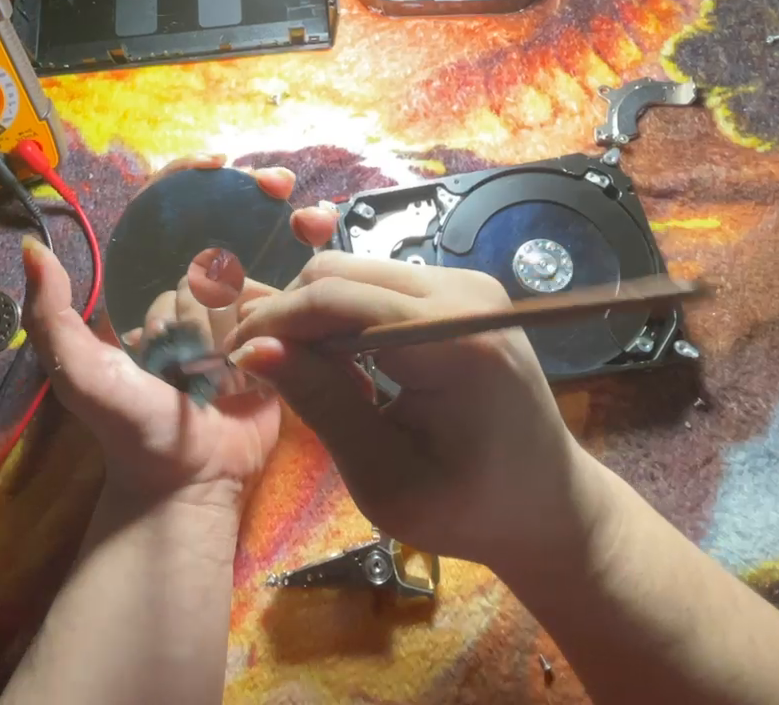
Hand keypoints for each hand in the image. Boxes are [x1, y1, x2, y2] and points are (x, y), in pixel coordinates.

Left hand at [22, 156, 336, 504]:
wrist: (188, 481)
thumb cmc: (128, 427)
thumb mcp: (77, 371)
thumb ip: (51, 316)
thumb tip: (31, 247)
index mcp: (148, 289)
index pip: (164, 220)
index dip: (187, 181)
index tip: (218, 163)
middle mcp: (195, 294)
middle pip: (222, 232)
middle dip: (248, 202)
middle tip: (277, 186)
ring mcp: (239, 314)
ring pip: (259, 262)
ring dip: (278, 237)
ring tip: (301, 226)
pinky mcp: (276, 339)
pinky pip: (289, 297)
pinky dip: (303, 273)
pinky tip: (318, 251)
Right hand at [226, 253, 607, 572]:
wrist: (548, 503)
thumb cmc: (469, 508)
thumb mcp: (384, 477)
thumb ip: (320, 403)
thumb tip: (252, 349)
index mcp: (456, 340)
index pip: (337, 300)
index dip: (274, 322)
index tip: (231, 357)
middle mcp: (465, 292)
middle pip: (341, 272)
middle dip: (289, 313)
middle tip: (265, 368)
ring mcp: (467, 284)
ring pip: (355, 271)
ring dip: (316, 314)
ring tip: (310, 374)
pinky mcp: (462, 291)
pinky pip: (379, 283)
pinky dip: (345, 315)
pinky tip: (347, 362)